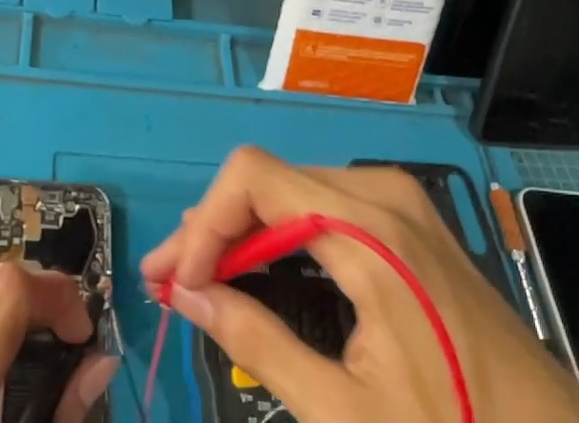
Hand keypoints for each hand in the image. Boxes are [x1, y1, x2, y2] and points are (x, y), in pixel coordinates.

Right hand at [141, 147, 578, 421]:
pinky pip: (322, 206)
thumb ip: (256, 342)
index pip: (254, 178)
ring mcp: (399, 203)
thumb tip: (189, 294)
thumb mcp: (344, 409)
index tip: (176, 280)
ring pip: (291, 190)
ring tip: (202, 279)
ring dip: (242, 231)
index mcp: (368, 229)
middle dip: (213, 229)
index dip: (204, 222)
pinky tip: (256, 269)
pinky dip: (280, 234)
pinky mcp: (407, 221)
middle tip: (171, 282)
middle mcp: (381, 193)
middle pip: (268, 180)